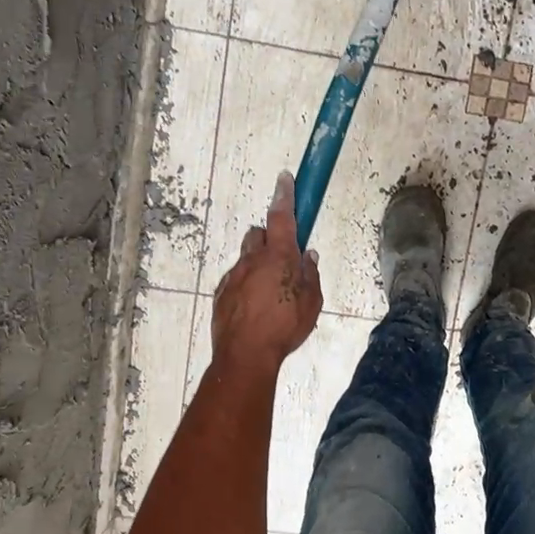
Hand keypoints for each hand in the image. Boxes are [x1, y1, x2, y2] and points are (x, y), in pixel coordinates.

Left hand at [210, 171, 322, 375]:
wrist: (245, 355)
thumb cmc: (285, 327)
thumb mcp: (312, 302)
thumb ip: (310, 276)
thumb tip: (307, 256)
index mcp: (278, 256)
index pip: (282, 216)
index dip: (285, 195)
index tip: (284, 178)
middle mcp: (252, 260)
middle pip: (258, 234)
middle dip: (269, 237)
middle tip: (282, 256)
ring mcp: (233, 276)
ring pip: (246, 258)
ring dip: (257, 263)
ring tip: (270, 289)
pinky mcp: (222, 294)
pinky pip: (236, 279)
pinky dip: (247, 284)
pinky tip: (256, 306)